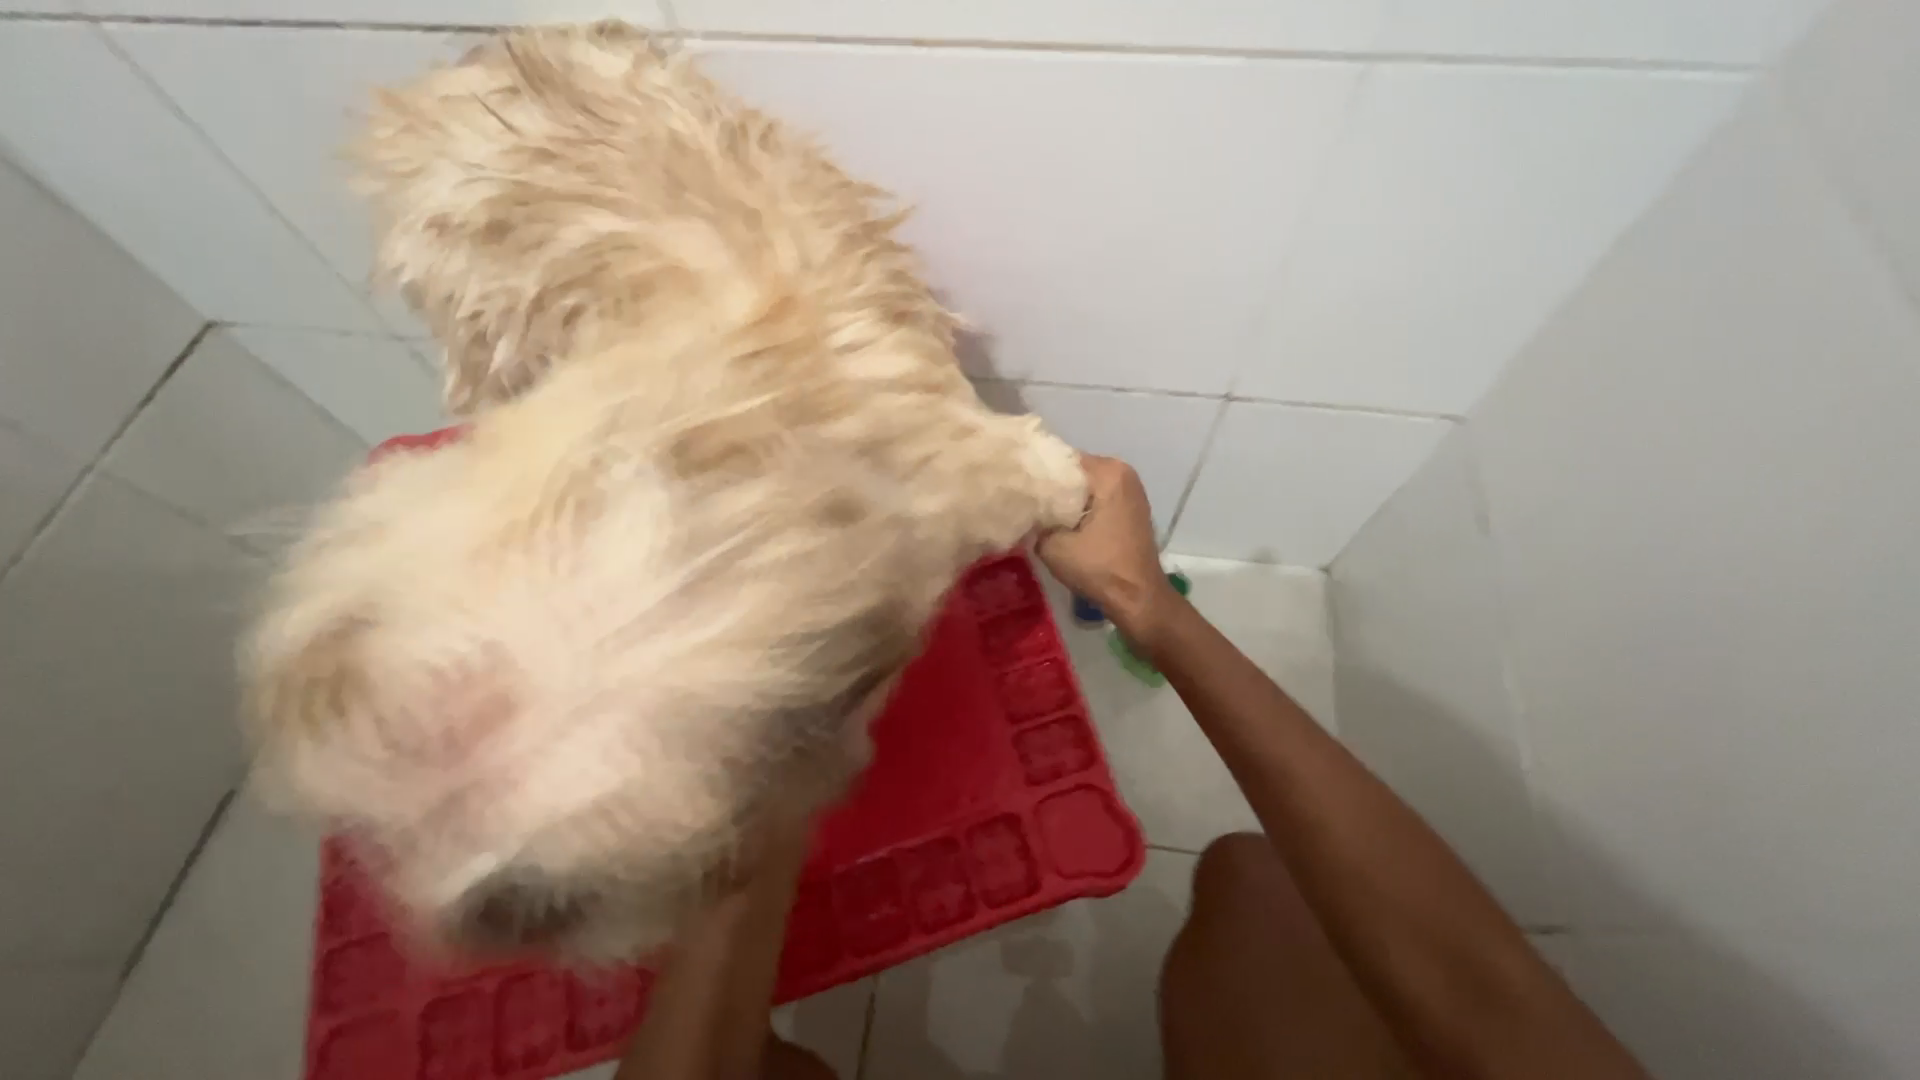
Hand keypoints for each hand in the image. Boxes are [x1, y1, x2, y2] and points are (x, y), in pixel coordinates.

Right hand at [1035, 454, 1182, 636]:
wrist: (1138, 599)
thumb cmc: (1099, 569)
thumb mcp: (1052, 546)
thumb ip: (1033, 521)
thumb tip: (1022, 511)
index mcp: (1108, 473)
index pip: (1061, 460)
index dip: (1036, 473)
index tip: (1016, 487)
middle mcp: (1123, 474)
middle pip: (1074, 472)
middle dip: (1050, 486)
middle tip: (1022, 501)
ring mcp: (1131, 492)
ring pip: (1085, 487)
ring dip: (1065, 499)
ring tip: (1037, 512)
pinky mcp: (1131, 510)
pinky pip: (1097, 499)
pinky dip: (1080, 508)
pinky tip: (1060, 524)